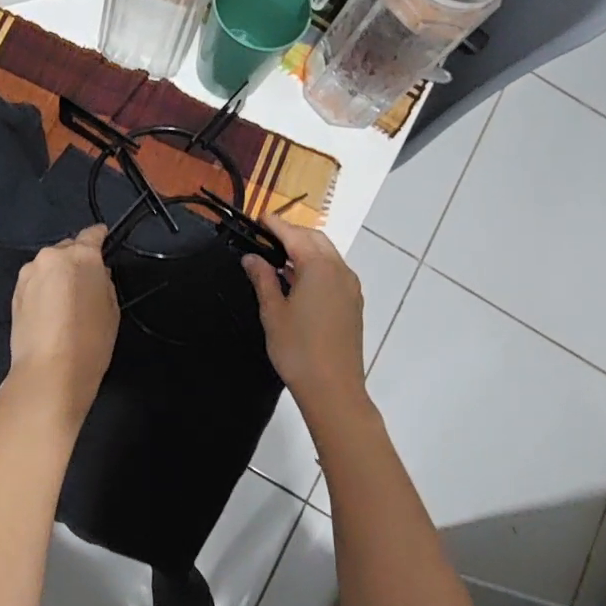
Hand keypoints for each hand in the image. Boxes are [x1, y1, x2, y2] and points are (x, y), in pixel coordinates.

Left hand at [10, 226, 119, 420]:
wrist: (49, 370)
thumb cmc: (91, 340)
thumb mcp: (112, 309)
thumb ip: (104, 282)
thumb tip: (95, 275)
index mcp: (81, 255)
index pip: (92, 234)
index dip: (100, 237)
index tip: (105, 241)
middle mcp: (51, 256)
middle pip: (67, 248)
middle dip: (77, 259)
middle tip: (87, 280)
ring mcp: (29, 273)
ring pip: (49, 265)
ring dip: (58, 274)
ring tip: (67, 298)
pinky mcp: (14, 292)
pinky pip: (36, 281)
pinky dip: (44, 287)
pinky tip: (51, 309)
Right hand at [241, 216, 368, 411]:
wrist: (334, 387)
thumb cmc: (297, 349)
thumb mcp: (273, 312)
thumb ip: (263, 279)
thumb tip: (252, 258)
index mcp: (319, 267)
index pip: (295, 236)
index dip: (276, 225)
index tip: (261, 217)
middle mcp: (340, 270)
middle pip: (316, 240)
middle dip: (293, 234)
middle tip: (268, 237)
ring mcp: (350, 287)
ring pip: (328, 256)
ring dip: (306, 251)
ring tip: (280, 259)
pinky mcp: (353, 304)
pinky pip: (334, 273)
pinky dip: (317, 267)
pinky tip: (298, 281)